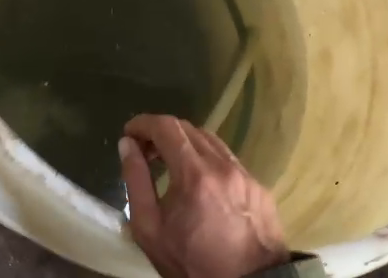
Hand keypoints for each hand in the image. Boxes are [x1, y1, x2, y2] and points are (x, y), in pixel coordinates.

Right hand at [120, 115, 289, 277]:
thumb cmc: (193, 263)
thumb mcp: (150, 229)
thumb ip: (135, 181)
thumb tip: (127, 145)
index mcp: (194, 174)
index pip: (165, 126)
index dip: (142, 123)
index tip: (129, 134)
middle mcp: (222, 165)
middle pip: (187, 128)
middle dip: (161, 132)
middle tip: (146, 151)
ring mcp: (245, 175)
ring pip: (210, 140)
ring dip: (186, 143)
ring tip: (173, 163)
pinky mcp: (260, 188)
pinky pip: (229, 159)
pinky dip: (208, 159)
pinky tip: (202, 181)